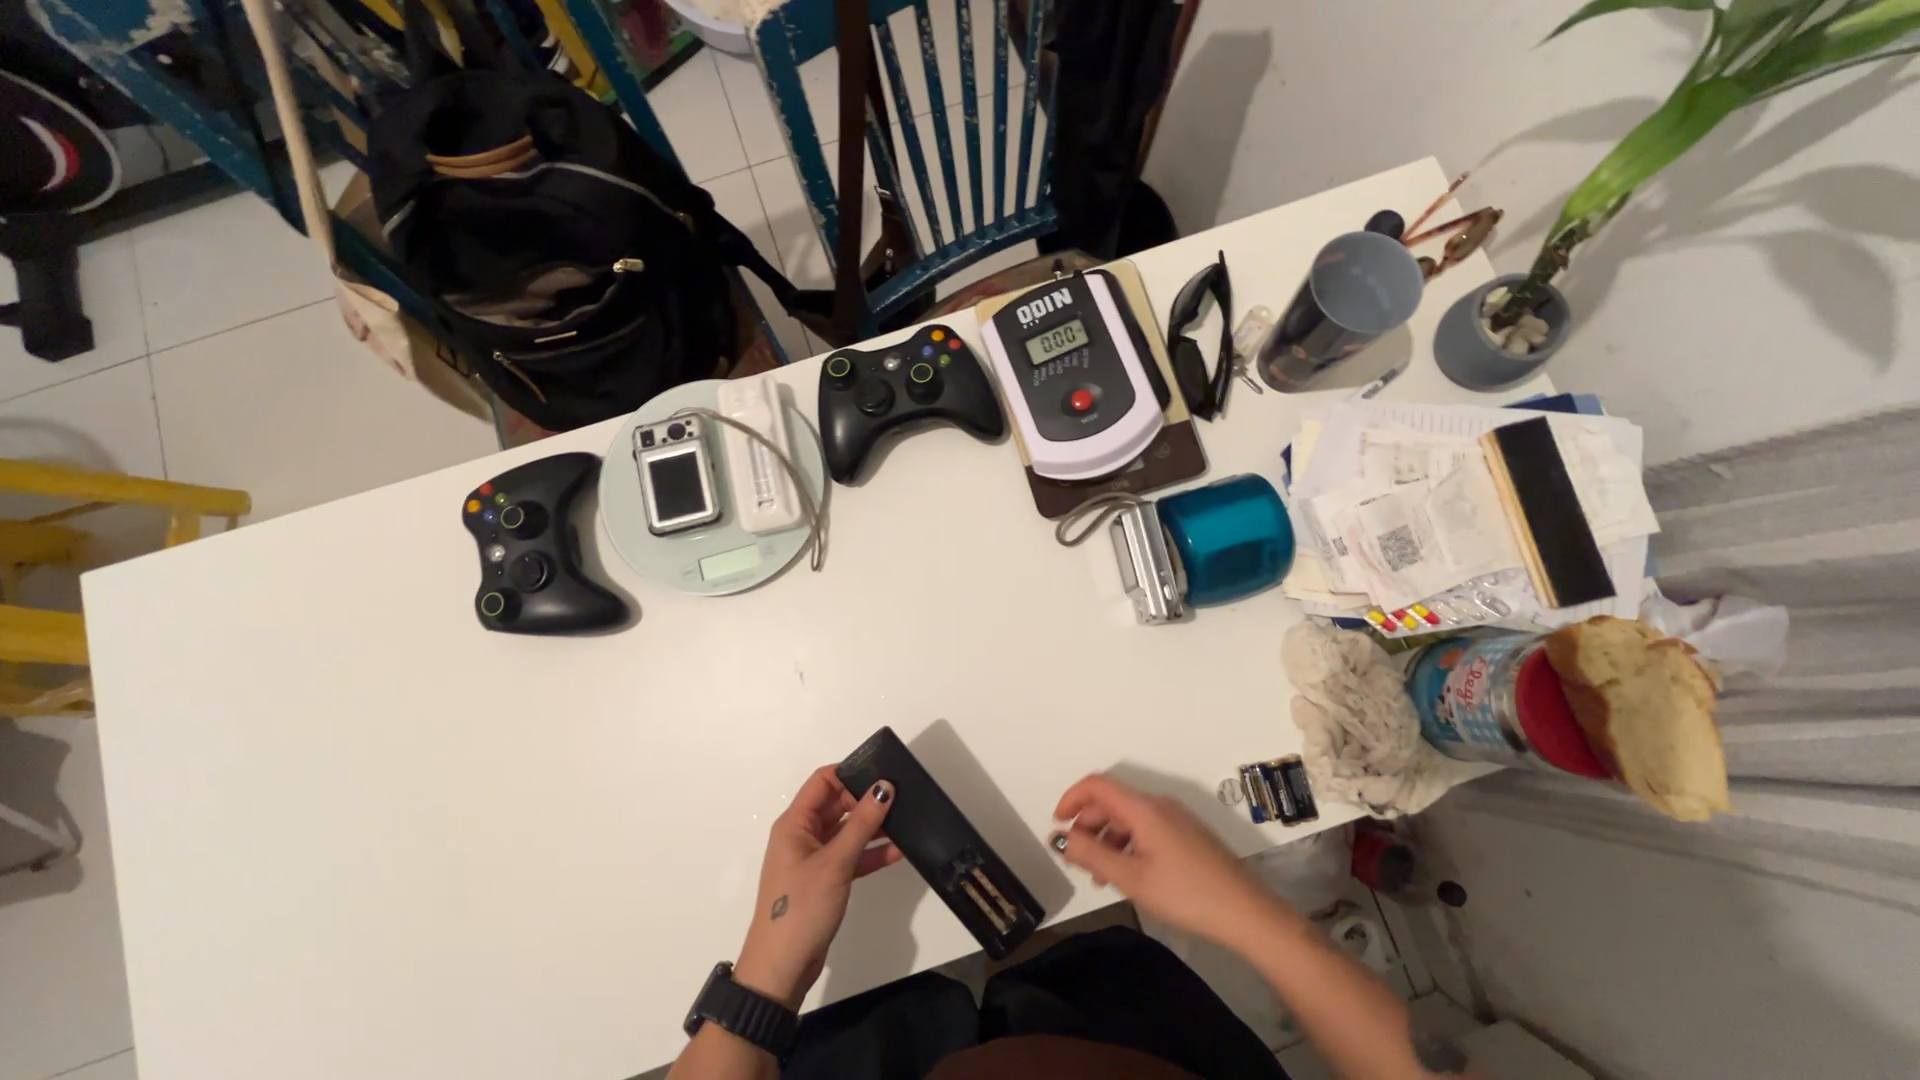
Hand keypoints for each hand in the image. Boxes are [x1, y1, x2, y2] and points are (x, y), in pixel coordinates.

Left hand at [733, 766, 899, 1007]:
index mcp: (795, 823)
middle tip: (903, 794)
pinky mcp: (826, 879)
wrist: (782, 967)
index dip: (850, 773)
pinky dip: (871, 853)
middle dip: (866, 799)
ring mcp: (814, 858)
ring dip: (873, 826)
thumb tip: (884, 786)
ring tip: (907, 819)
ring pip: (847, 831)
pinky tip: (899, 851)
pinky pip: (851, 856)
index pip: (823, 781)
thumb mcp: (835, 862)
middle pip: (837, 804)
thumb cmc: (802, 907)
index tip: (883, 772)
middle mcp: (802, 835)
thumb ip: (862, 824)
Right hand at [1050, 774, 1283, 949]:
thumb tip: (1060, 837)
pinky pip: (1146, 829)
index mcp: (1144, 808)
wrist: (1246, 913)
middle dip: (1087, 824)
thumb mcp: (1131, 878)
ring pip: (1129, 817)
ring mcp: (1177, 819)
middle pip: (1112, 801)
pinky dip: (1127, 845)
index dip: (1071, 798)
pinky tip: (1128, 875)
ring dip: (1107, 839)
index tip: (1056, 825)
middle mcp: (1160, 805)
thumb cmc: (1185, 894)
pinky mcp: (1188, 835)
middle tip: (1077, 860)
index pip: (1097, 785)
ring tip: (1101, 876)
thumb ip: (1092, 855)